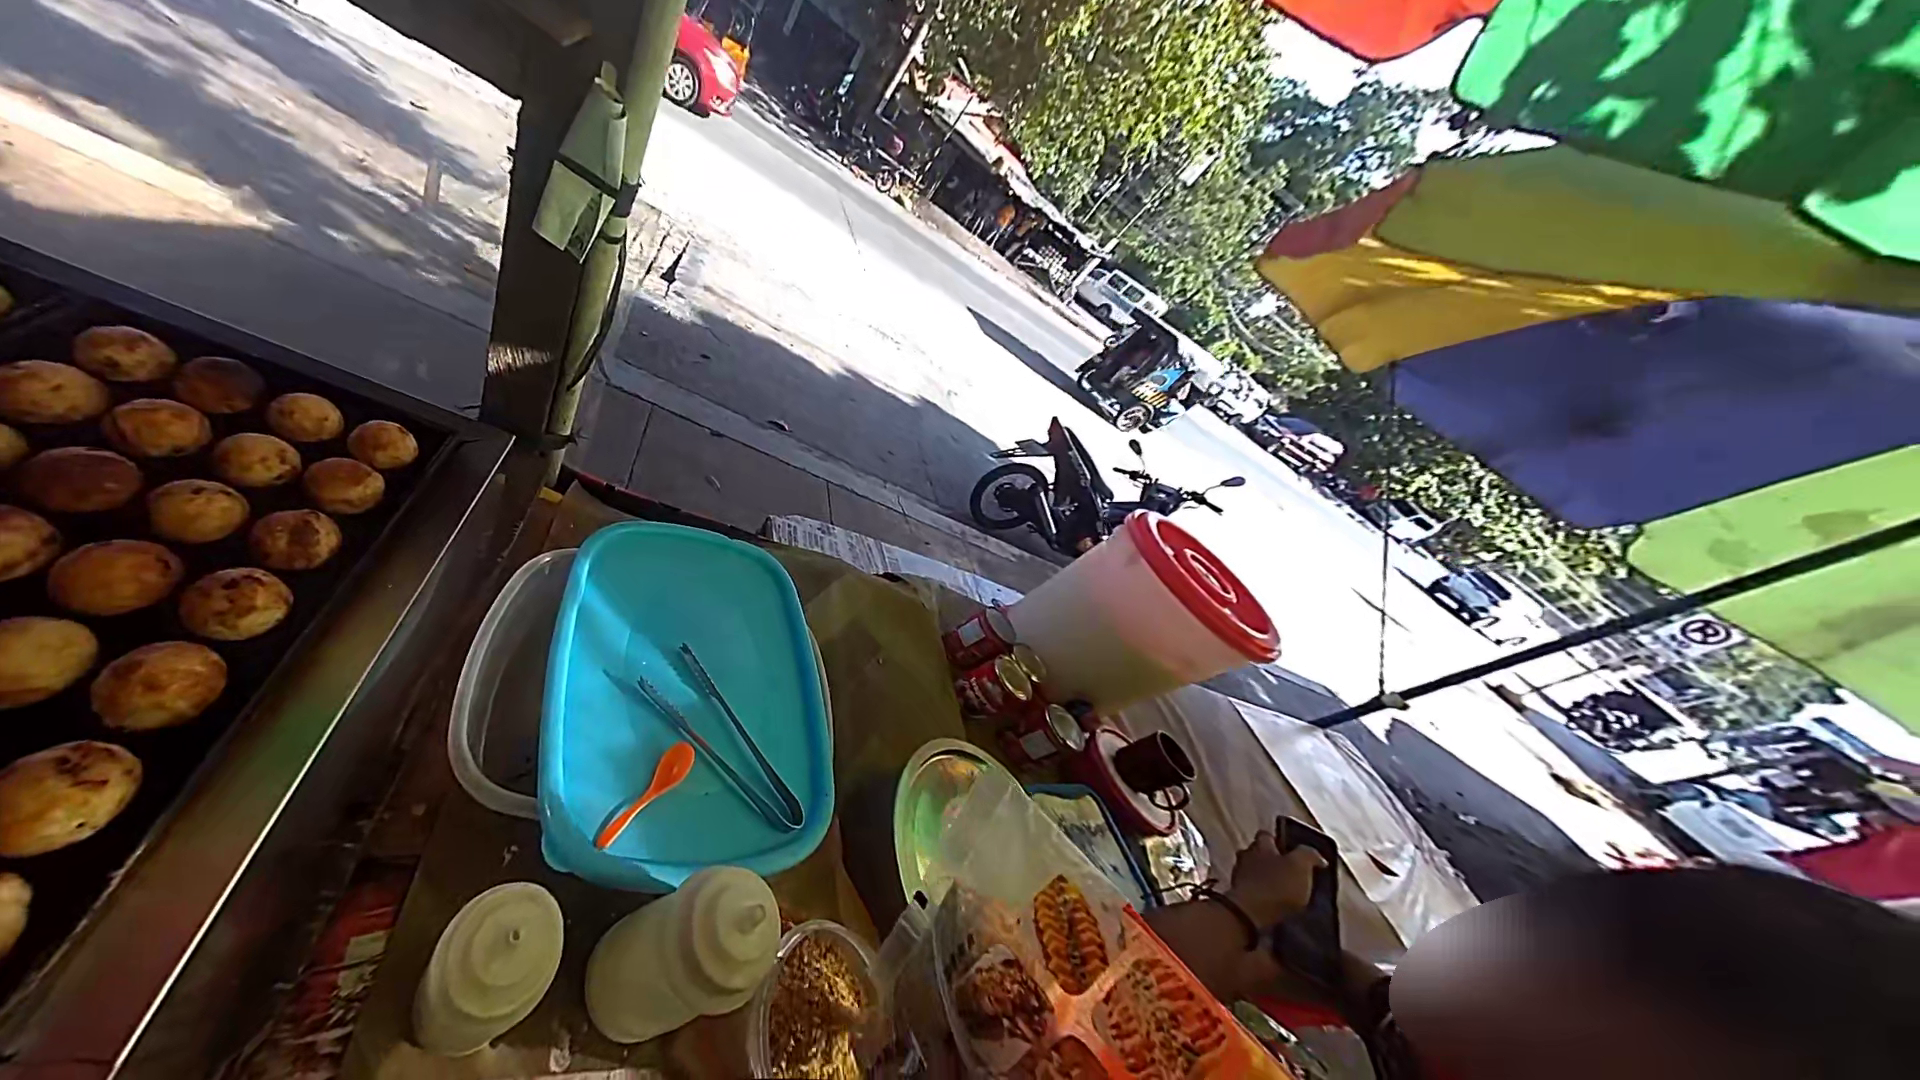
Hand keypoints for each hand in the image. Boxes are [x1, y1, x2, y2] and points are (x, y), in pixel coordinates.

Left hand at [1227, 829, 1326, 925]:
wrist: (1250, 912)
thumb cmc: (1277, 884)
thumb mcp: (1300, 866)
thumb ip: (1308, 856)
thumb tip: (1318, 857)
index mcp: (1260, 845)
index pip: (1266, 835)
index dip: (1278, 842)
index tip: (1290, 852)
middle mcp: (1246, 854)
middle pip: (1257, 852)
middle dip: (1269, 860)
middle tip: (1286, 873)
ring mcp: (1238, 874)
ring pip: (1252, 870)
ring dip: (1263, 877)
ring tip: (1279, 890)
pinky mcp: (1237, 893)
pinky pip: (1249, 888)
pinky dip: (1258, 892)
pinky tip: (1269, 902)